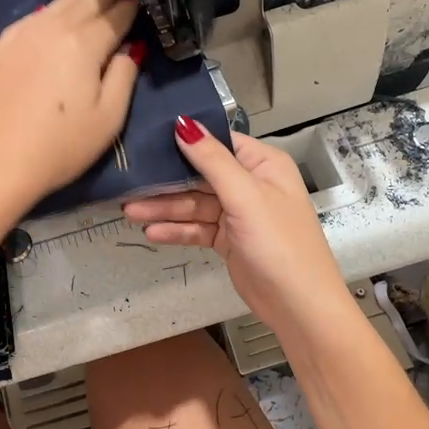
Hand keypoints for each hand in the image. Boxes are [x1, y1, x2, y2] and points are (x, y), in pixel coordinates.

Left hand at [0, 0, 142, 217]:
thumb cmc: (61, 146)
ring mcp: (20, 35)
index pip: (113, 16)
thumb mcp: (109, 118)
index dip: (130, 7)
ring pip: (55, 4)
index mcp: (84, 44)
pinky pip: (31, 18)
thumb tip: (128, 49)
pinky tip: (52, 17)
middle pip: (85, 1)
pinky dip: (49, 12)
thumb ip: (124, 76)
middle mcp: (51, 28)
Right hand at [123, 120, 349, 339]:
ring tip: (130, 212)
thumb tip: (184, 123)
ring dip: (165, 209)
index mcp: (263, 165)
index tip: (149, 139)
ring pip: (195, 204)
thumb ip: (212, 160)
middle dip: (167, 182)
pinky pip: (197, 228)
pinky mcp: (229, 240)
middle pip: (201, 175)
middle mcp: (251, 185)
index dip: (187, 141)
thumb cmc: (280, 243)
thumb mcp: (245, 196)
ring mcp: (239, 214)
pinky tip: (152, 232)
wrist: (298, 304)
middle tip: (130, 184)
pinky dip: (176, 230)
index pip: (219, 143)